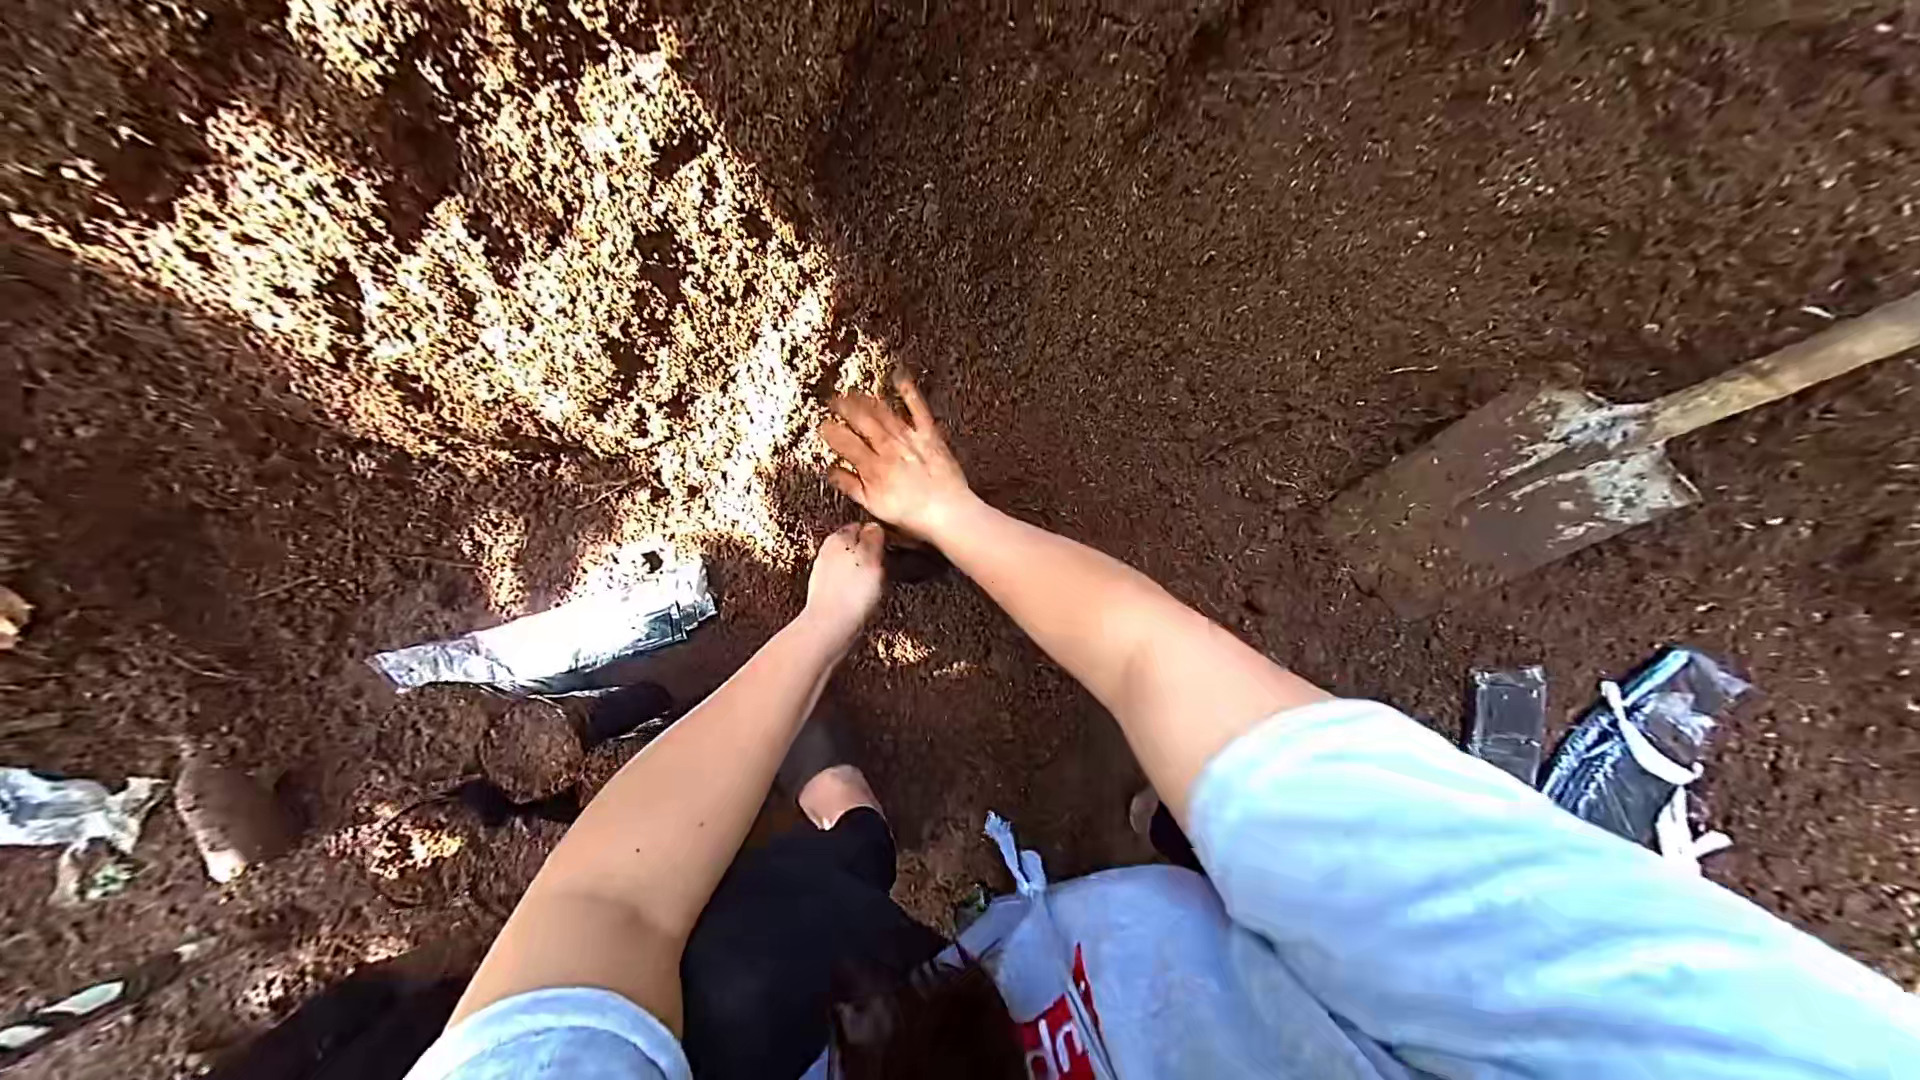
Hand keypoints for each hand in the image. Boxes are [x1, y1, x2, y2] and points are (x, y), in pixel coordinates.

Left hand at [802, 522, 886, 648]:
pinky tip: (865, 599)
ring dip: (865, 573)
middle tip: (886, 566)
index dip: (878, 534)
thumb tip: (875, 526)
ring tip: (877, 585)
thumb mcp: (872, 555)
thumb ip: (874, 536)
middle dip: (871, 554)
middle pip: (855, 546)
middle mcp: (828, 553)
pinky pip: (849, 586)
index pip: (861, 525)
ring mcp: (826, 575)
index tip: (890, 545)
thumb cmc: (851, 592)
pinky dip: (858, 590)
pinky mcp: (828, 594)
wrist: (831, 627)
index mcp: (838, 538)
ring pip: (852, 566)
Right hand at [819, 372, 975, 543]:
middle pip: (862, 422)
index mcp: (873, 467)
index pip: (845, 443)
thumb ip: (851, 486)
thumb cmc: (913, 515)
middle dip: (844, 408)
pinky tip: (898, 378)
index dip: (830, 432)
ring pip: (884, 413)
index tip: (822, 425)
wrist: (948, 512)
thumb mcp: (874, 506)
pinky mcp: (929, 435)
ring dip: (867, 400)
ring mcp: (909, 439)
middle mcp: (889, 448)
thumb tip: (831, 472)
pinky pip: (918, 409)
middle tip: (833, 400)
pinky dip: (908, 392)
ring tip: (855, 391)